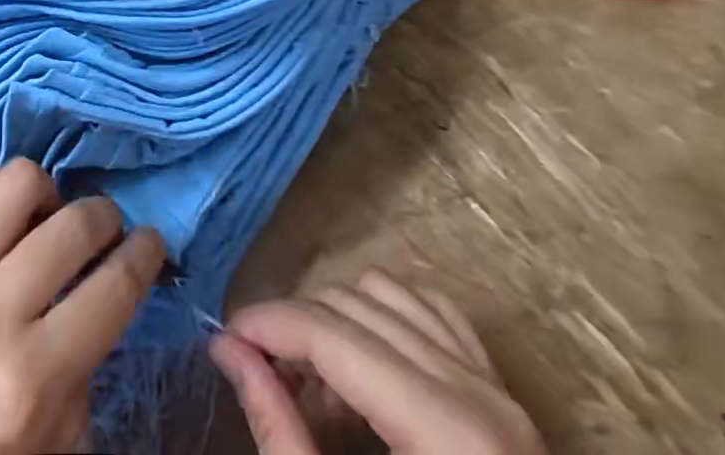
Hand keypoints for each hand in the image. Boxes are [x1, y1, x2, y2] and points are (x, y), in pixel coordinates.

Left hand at [0, 156, 165, 454]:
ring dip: (46, 192)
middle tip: (104, 233)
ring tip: (43, 218)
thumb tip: (108, 276)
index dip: (145, 253)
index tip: (149, 243)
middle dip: (106, 219)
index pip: (115, 286)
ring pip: (15, 183)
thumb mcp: (61, 436)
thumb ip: (89, 356)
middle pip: (72, 225)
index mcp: (32, 378)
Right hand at [209, 269, 545, 454]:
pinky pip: (428, 309)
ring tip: (316, 380)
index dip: (265, 325)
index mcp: (447, 432)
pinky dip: (381, 317)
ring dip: (333, 319)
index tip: (223, 342)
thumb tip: (228, 351)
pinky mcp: (501, 386)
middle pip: (349, 304)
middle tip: (263, 375)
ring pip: (384, 291)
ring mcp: (497, 384)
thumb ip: (279, 431)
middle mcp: (478, 391)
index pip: (329, 333)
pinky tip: (365, 366)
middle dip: (291, 326)